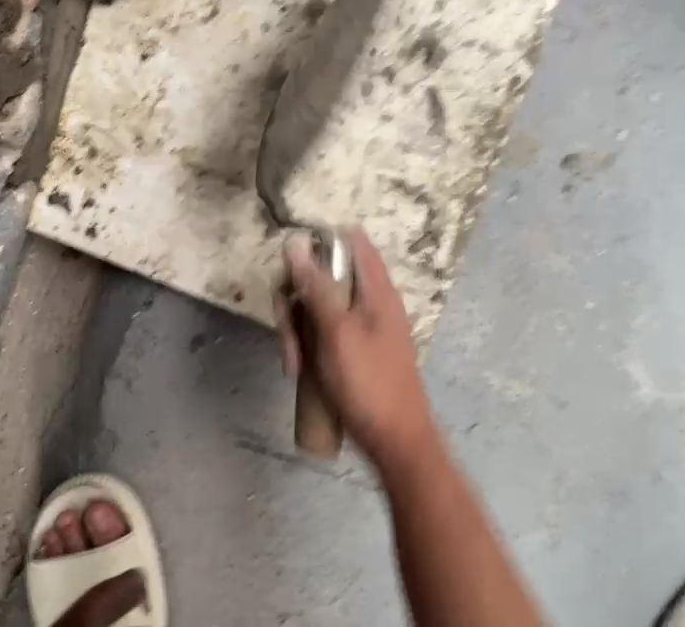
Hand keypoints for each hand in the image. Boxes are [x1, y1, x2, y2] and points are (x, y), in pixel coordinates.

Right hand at [274, 228, 433, 468]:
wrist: (396, 444)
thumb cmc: (369, 385)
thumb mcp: (337, 332)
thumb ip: (316, 286)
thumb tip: (296, 242)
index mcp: (375, 289)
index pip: (348, 241)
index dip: (318, 244)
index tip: (293, 265)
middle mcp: (368, 301)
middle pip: (321, 275)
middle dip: (295, 298)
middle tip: (288, 329)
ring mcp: (359, 326)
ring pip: (314, 306)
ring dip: (295, 328)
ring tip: (293, 362)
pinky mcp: (350, 349)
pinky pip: (319, 332)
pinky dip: (305, 345)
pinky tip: (298, 370)